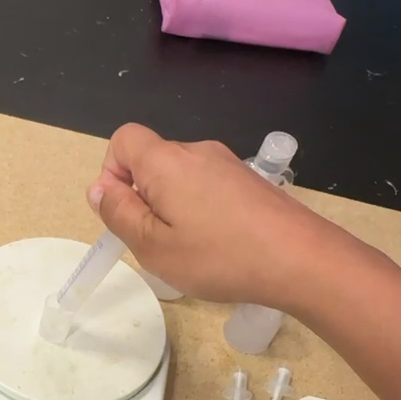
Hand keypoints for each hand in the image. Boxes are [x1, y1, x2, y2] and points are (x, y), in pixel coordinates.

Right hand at [87, 123, 372, 309]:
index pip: (123, 139)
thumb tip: (99, 189)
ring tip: (191, 249)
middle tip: (158, 243)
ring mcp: (228, 164)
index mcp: (166, 161)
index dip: (111, 172)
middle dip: (143, 198)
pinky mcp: (249, 182)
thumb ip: (120, 214)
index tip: (125, 212)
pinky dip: (201, 212)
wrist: (301, 260)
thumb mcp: (153, 246)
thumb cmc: (218, 256)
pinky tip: (219, 246)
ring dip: (173, 208)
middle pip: (152, 161)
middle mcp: (196, 151)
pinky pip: (207, 188)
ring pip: (180, 178)